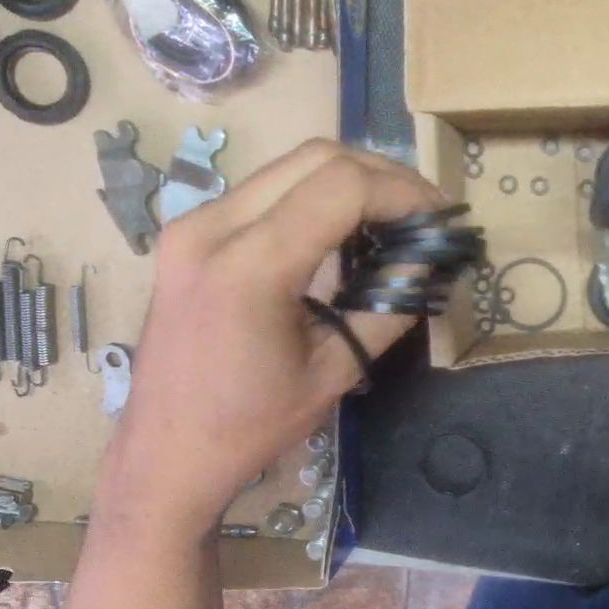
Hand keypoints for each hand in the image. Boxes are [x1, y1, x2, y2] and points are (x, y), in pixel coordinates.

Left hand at [97, 140, 443, 533]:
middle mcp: (212, 228)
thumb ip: (387, 309)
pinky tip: (348, 229)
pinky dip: (319, 194)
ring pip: (291, 165)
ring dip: (353, 180)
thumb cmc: (251, 425)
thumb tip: (428, 263)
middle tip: (426, 213)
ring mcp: (194, 224)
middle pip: (316, 157)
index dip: (403, 193)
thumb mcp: (335, 373)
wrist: (167, 451)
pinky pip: (268, 189)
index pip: (341, 187)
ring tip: (396, 218)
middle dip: (384, 176)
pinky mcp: (191, 233)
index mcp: (249, 268)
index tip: (441, 219)